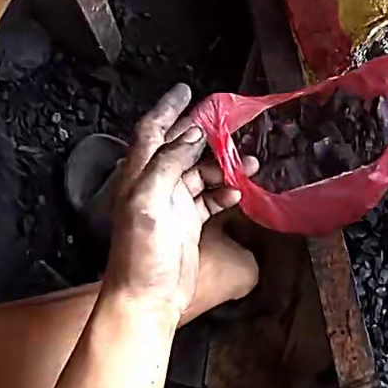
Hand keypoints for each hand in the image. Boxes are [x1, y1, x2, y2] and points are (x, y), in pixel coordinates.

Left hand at [104, 85, 256, 315]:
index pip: (153, 131)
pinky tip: (238, 193)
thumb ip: (167, 165)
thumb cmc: (141, 254)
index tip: (184, 91)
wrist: (149, 297)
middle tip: (228, 121)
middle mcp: (156, 186)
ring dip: (223, 166)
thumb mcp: (148, 203)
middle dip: (204, 133)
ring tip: (248, 163)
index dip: (167, 109)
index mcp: (140, 176)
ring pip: (201, 173)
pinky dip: (225, 193)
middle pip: (181, 148)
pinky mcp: (188, 223)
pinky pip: (210, 198)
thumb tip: (192, 137)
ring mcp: (173, 205)